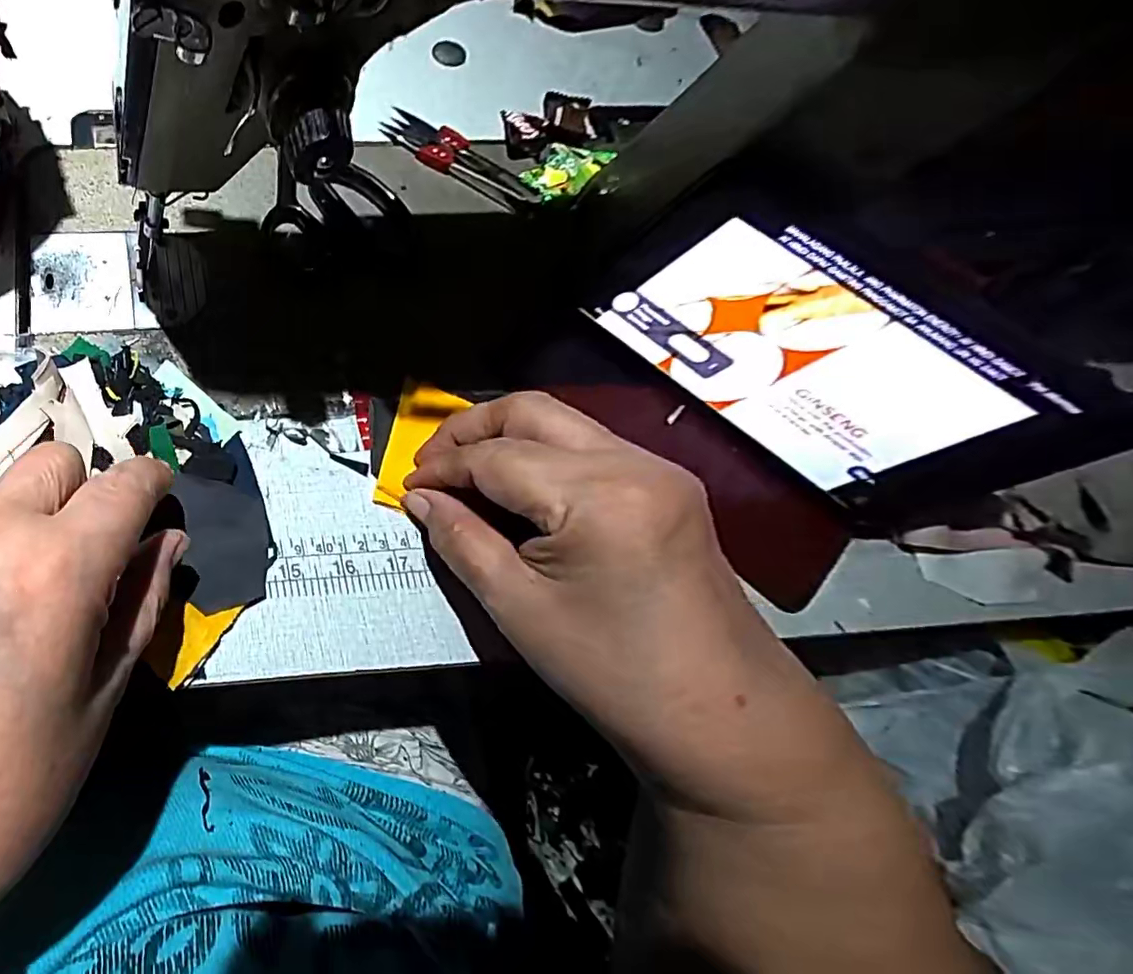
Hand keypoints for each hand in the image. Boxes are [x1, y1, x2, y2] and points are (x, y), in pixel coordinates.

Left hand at [0, 445, 184, 973]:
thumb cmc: (9, 787)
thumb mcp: (100, 695)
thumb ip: (141, 601)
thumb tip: (167, 542)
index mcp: (53, 571)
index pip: (121, 487)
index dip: (152, 481)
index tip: (159, 493)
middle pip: (55, 462)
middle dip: (87, 493)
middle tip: (90, 554)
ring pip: (3, 497)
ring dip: (32, 523)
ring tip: (23, 598)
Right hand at [400, 392, 882, 822]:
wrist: (724, 721)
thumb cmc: (614, 674)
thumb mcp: (518, 608)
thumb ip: (461, 540)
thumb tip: (422, 500)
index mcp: (599, 495)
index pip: (497, 456)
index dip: (443, 468)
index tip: (408, 487)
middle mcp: (634, 463)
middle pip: (531, 412)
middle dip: (469, 430)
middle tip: (429, 465)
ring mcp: (659, 470)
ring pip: (561, 422)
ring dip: (505, 437)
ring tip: (463, 473)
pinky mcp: (668, 487)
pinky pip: (587, 447)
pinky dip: (540, 454)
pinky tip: (514, 487)